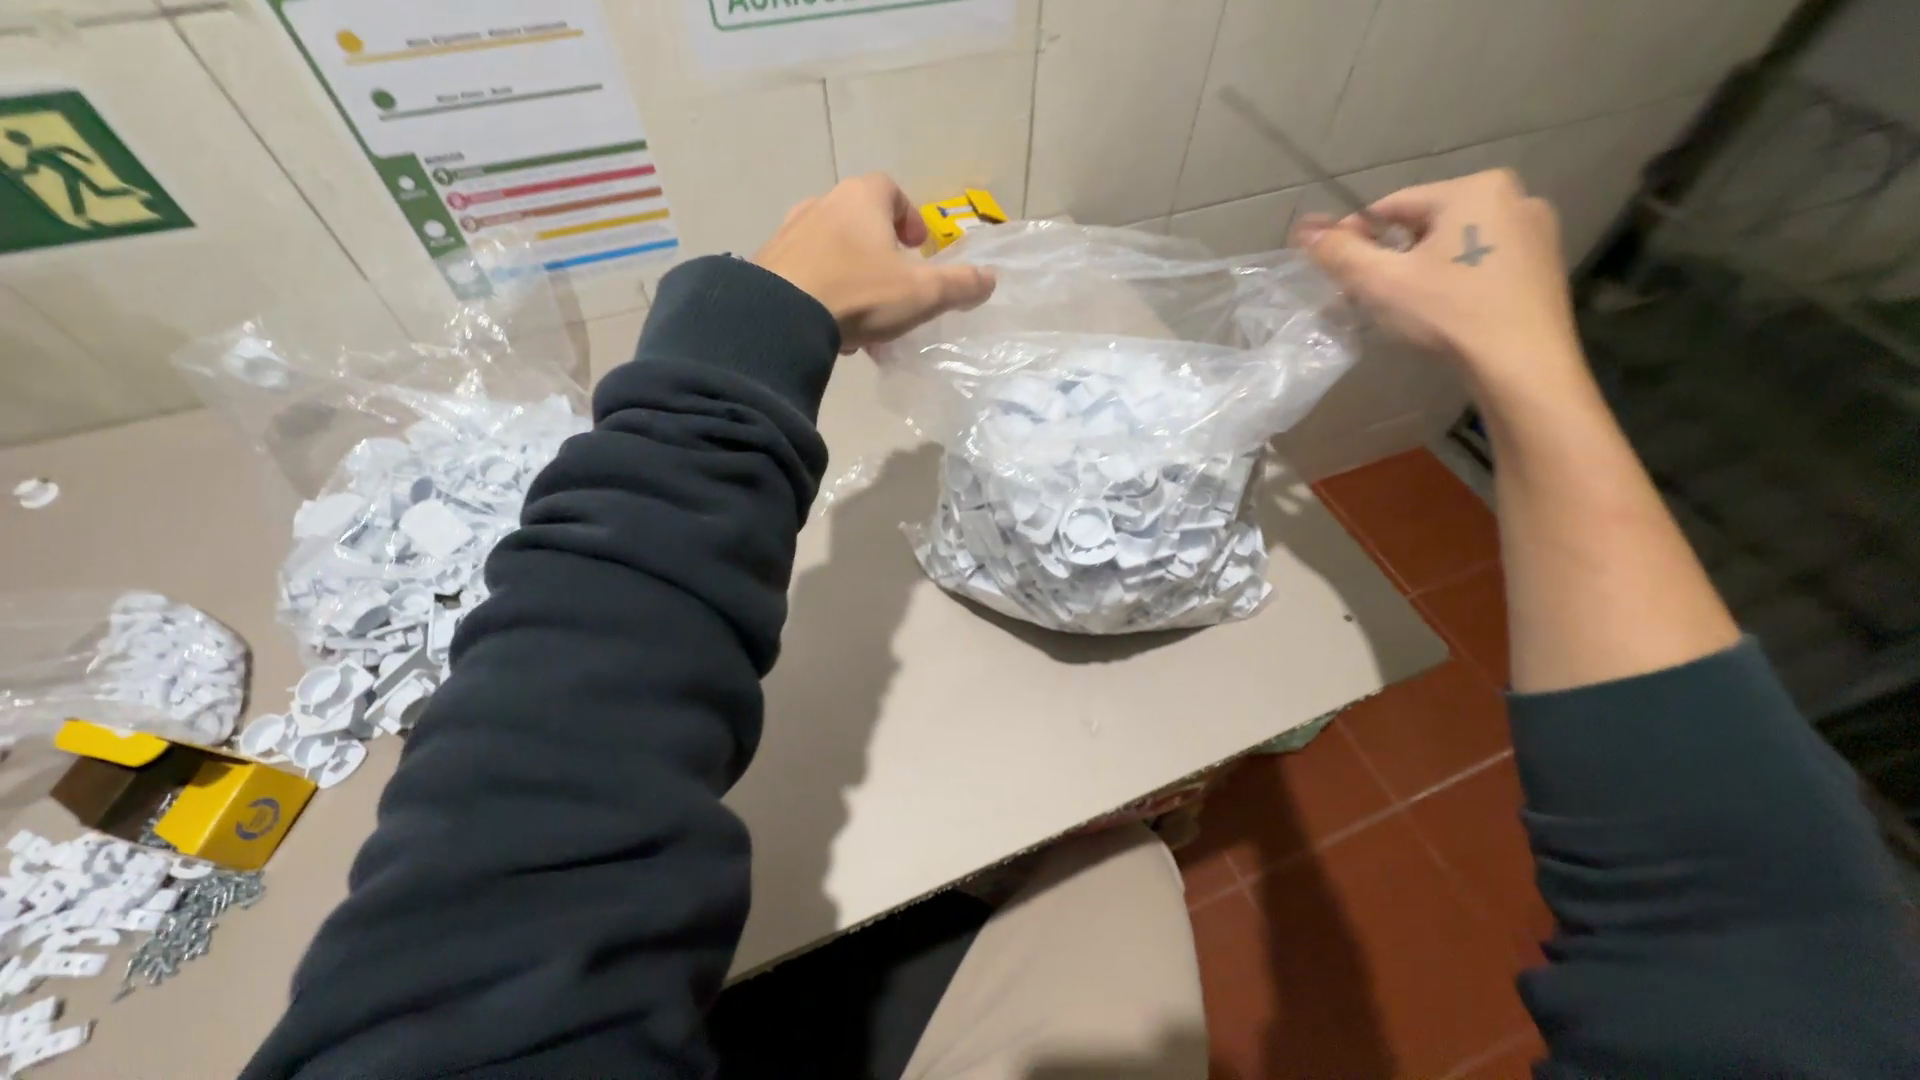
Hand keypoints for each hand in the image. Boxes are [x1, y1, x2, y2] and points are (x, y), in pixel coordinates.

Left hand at [755, 174, 996, 352]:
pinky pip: (803, 271)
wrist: (779, 317)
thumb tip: (990, 278)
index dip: (908, 216)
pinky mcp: (765, 263)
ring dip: (850, 272)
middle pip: (858, 218)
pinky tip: (829, 325)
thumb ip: (960, 285)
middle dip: (879, 249)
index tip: (918, 248)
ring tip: (862, 312)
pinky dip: (821, 290)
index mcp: (861, 199)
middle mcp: (821, 204)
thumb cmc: (859, 293)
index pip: (890, 189)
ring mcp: (788, 233)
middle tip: (893, 282)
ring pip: (829, 247)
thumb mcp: (922, 293)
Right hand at [1293, 169, 1584, 389]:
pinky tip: (1442, 311)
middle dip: (1390, 255)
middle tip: (1365, 294)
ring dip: (1420, 268)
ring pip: (1454, 244)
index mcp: (1475, 188)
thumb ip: (1340, 252)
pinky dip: (1454, 279)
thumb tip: (1303, 230)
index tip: (1333, 269)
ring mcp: (1536, 230)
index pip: (1393, 205)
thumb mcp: (1382, 282)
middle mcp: (1513, 196)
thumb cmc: (1450, 313)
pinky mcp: (1543, 264)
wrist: (1523, 365)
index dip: (1355, 236)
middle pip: (1426, 224)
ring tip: (1400, 306)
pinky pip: (1482, 261)